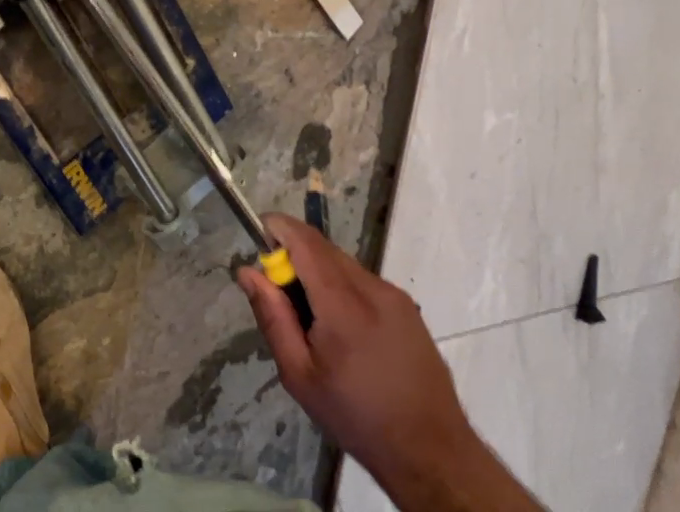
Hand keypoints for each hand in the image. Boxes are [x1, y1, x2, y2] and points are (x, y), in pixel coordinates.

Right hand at [237, 215, 540, 511]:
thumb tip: (248, 272)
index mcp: (343, 304)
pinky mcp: (408, 309)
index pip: (305, 242)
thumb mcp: (299, 374)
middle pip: (323, 249)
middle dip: (294, 258)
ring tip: (312, 325)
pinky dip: (341, 289)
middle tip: (280, 299)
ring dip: (318, 275)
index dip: (278, 229)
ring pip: (344, 265)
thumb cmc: (355, 415)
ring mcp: (396, 296)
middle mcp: (373, 288)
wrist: (431, 450)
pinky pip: (363, 282)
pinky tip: (343, 333)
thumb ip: (272, 317)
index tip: (257, 236)